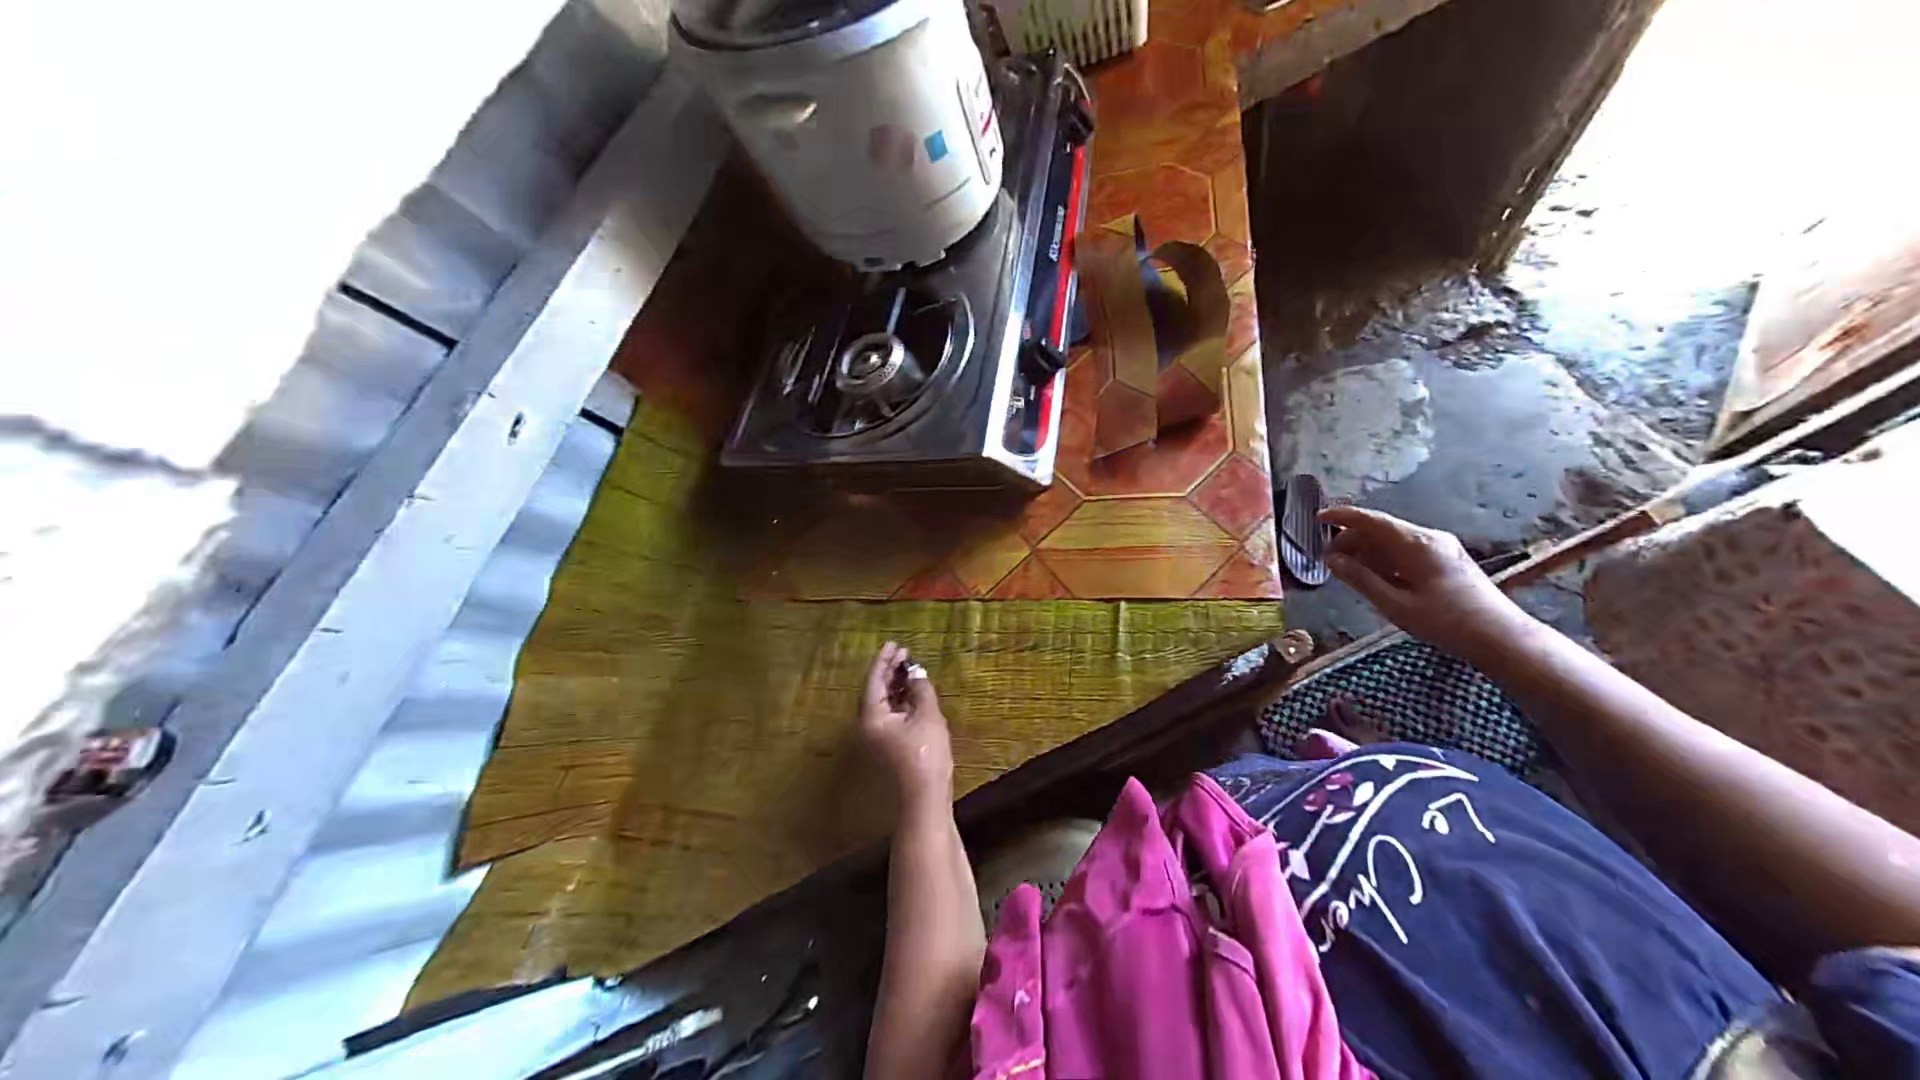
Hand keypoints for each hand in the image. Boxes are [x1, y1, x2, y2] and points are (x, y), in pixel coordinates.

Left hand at [860, 642, 953, 811]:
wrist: (926, 796)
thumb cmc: (925, 753)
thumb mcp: (926, 715)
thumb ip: (920, 689)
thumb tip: (916, 673)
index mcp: (871, 716)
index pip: (874, 680)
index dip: (884, 660)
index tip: (894, 644)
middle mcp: (869, 724)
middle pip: (876, 690)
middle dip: (890, 670)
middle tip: (904, 653)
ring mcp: (878, 735)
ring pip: (884, 701)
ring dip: (896, 684)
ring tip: (910, 667)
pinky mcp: (890, 743)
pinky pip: (891, 713)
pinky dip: (901, 699)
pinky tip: (913, 691)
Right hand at [1319, 507, 1531, 660]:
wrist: (1502, 637)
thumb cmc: (1446, 622)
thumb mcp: (1395, 604)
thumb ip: (1361, 579)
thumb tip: (1332, 560)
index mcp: (1416, 544)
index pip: (1370, 520)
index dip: (1341, 517)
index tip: (1317, 519)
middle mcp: (1429, 538)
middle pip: (1381, 530)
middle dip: (1351, 540)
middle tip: (1328, 560)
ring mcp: (1440, 548)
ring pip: (1393, 541)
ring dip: (1367, 552)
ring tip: (1347, 571)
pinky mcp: (1446, 560)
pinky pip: (1406, 551)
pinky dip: (1384, 559)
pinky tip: (1374, 576)